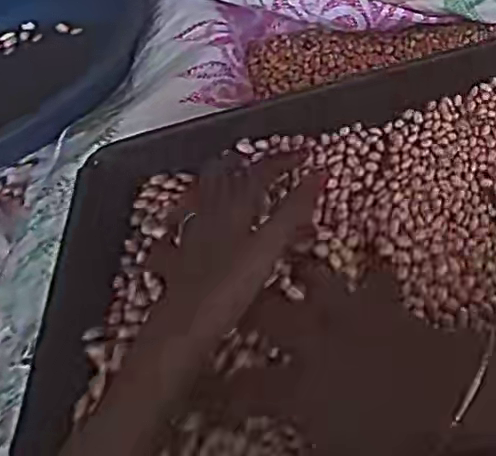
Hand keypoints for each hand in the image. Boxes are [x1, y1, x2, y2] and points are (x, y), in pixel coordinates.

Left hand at [144, 155, 324, 346]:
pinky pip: (178, 239)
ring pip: (200, 205)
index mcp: (233, 211)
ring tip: (227, 185)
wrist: (175, 341)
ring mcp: (188, 244)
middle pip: (222, 181)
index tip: (306, 154)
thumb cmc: (227, 290)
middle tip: (259, 161)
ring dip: (215, 190)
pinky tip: (183, 234)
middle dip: (241, 166)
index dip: (284, 160)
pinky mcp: (176, 269)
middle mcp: (208, 221)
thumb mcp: (269, 247)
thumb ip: (294, 210)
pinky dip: (184, 229)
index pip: (260, 173)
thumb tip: (320, 173)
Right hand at [218, 266, 485, 455]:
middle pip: (268, 313)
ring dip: (301, 265)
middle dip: (238, 299)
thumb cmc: (389, 434)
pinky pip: (377, 277)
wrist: (447, 394)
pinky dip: (372, 265)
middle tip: (214, 279)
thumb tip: (268, 443)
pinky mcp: (388, 303)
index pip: (237, 390)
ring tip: (282, 246)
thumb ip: (295, 438)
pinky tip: (370, 249)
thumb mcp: (330, 450)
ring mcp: (356, 314)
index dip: (207, 388)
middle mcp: (319, 341)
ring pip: (319, 278)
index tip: (183, 381)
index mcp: (297, 388)